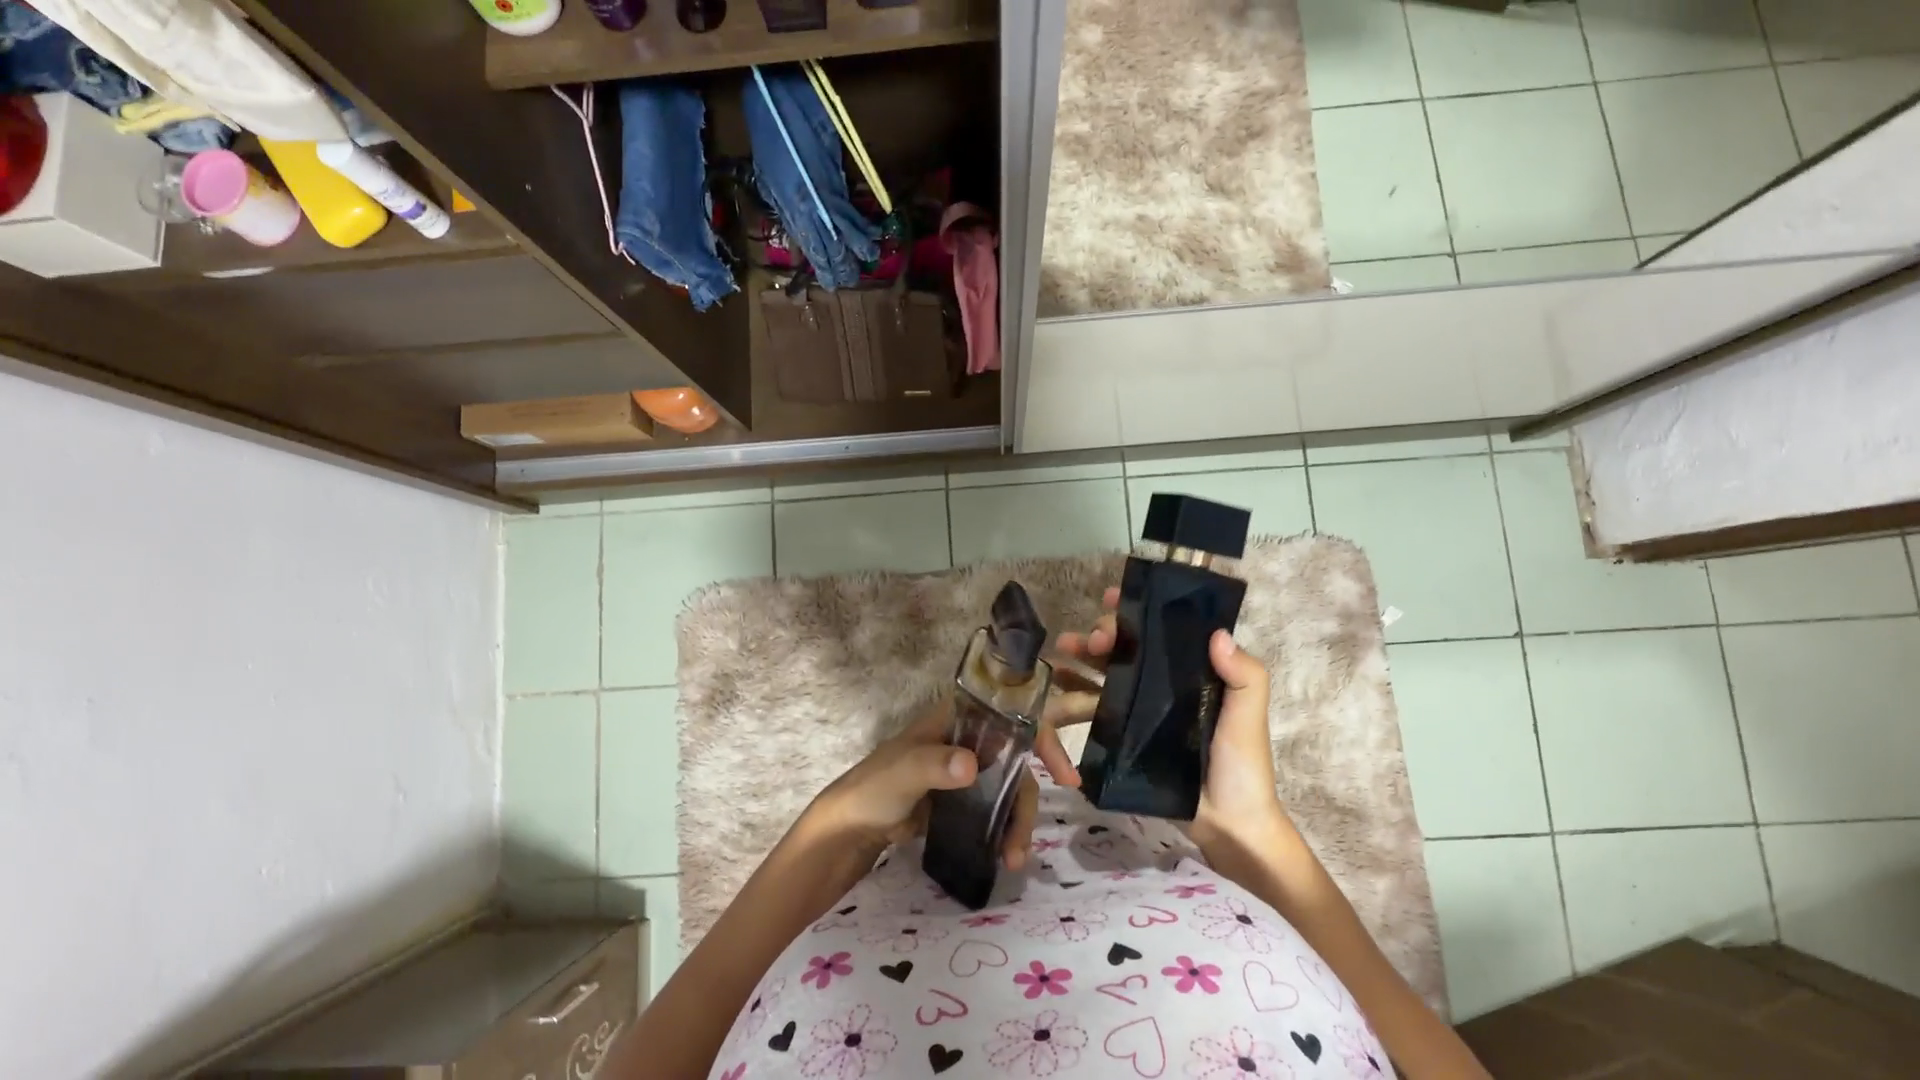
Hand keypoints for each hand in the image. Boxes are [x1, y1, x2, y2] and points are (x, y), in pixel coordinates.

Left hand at [804, 700, 1042, 870]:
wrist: (848, 829)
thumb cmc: (872, 788)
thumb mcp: (901, 771)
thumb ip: (933, 765)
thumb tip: (970, 765)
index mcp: (957, 721)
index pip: (1011, 718)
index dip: (1043, 737)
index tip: (1065, 773)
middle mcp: (968, 742)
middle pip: (1017, 760)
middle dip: (1029, 797)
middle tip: (1033, 837)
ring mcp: (965, 773)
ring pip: (1009, 789)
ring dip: (1018, 821)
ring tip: (1014, 858)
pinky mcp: (962, 802)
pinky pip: (995, 811)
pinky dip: (1005, 830)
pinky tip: (1006, 854)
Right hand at [1050, 589, 1290, 856]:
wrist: (1229, 828)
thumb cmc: (1242, 767)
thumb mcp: (1248, 718)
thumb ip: (1245, 677)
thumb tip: (1217, 633)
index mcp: (1185, 674)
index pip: (1153, 633)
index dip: (1130, 611)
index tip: (1110, 599)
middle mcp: (1156, 688)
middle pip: (1116, 653)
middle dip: (1095, 639)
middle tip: (1088, 642)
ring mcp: (1135, 716)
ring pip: (1093, 682)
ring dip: (1072, 669)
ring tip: (1058, 662)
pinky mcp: (1119, 744)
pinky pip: (1086, 722)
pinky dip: (1065, 712)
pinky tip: (1052, 707)